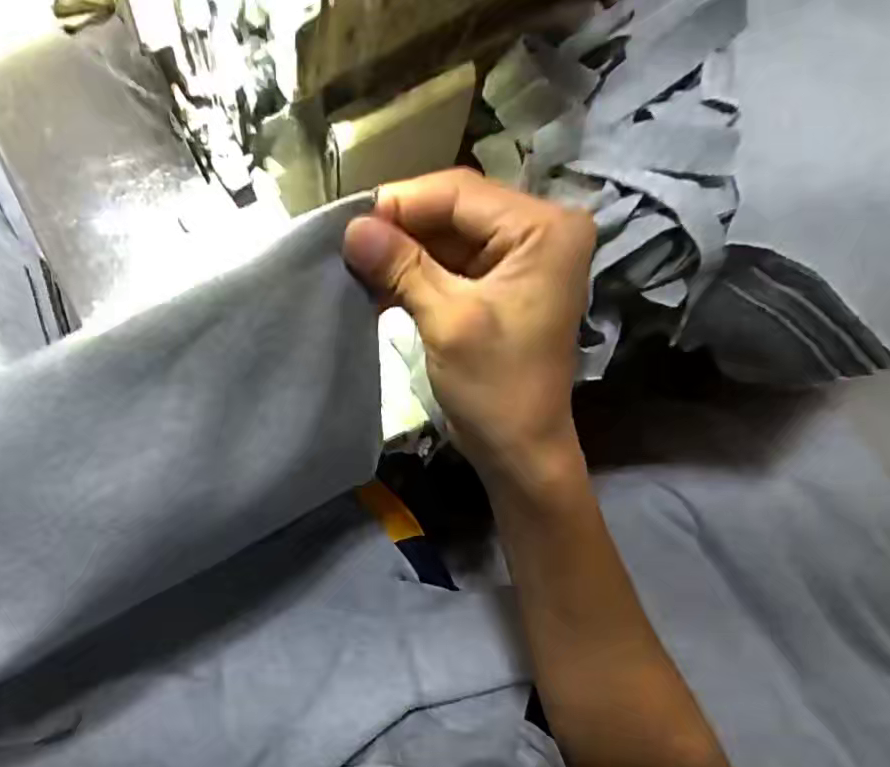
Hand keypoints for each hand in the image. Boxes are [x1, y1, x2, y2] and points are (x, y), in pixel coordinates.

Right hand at [342, 168, 594, 484]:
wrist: (519, 449)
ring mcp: (519, 261)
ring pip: (447, 239)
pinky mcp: (498, 288)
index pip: (461, 193)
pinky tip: (376, 285)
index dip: (401, 203)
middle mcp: (538, 232)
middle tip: (346, 243)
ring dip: (402, 254)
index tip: (349, 220)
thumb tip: (352, 228)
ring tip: (354, 265)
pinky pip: (450, 267)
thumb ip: (403, 268)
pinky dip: (414, 276)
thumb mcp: (448, 321)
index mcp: (543, 229)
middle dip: (399, 230)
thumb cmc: (495, 387)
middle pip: (454, 213)